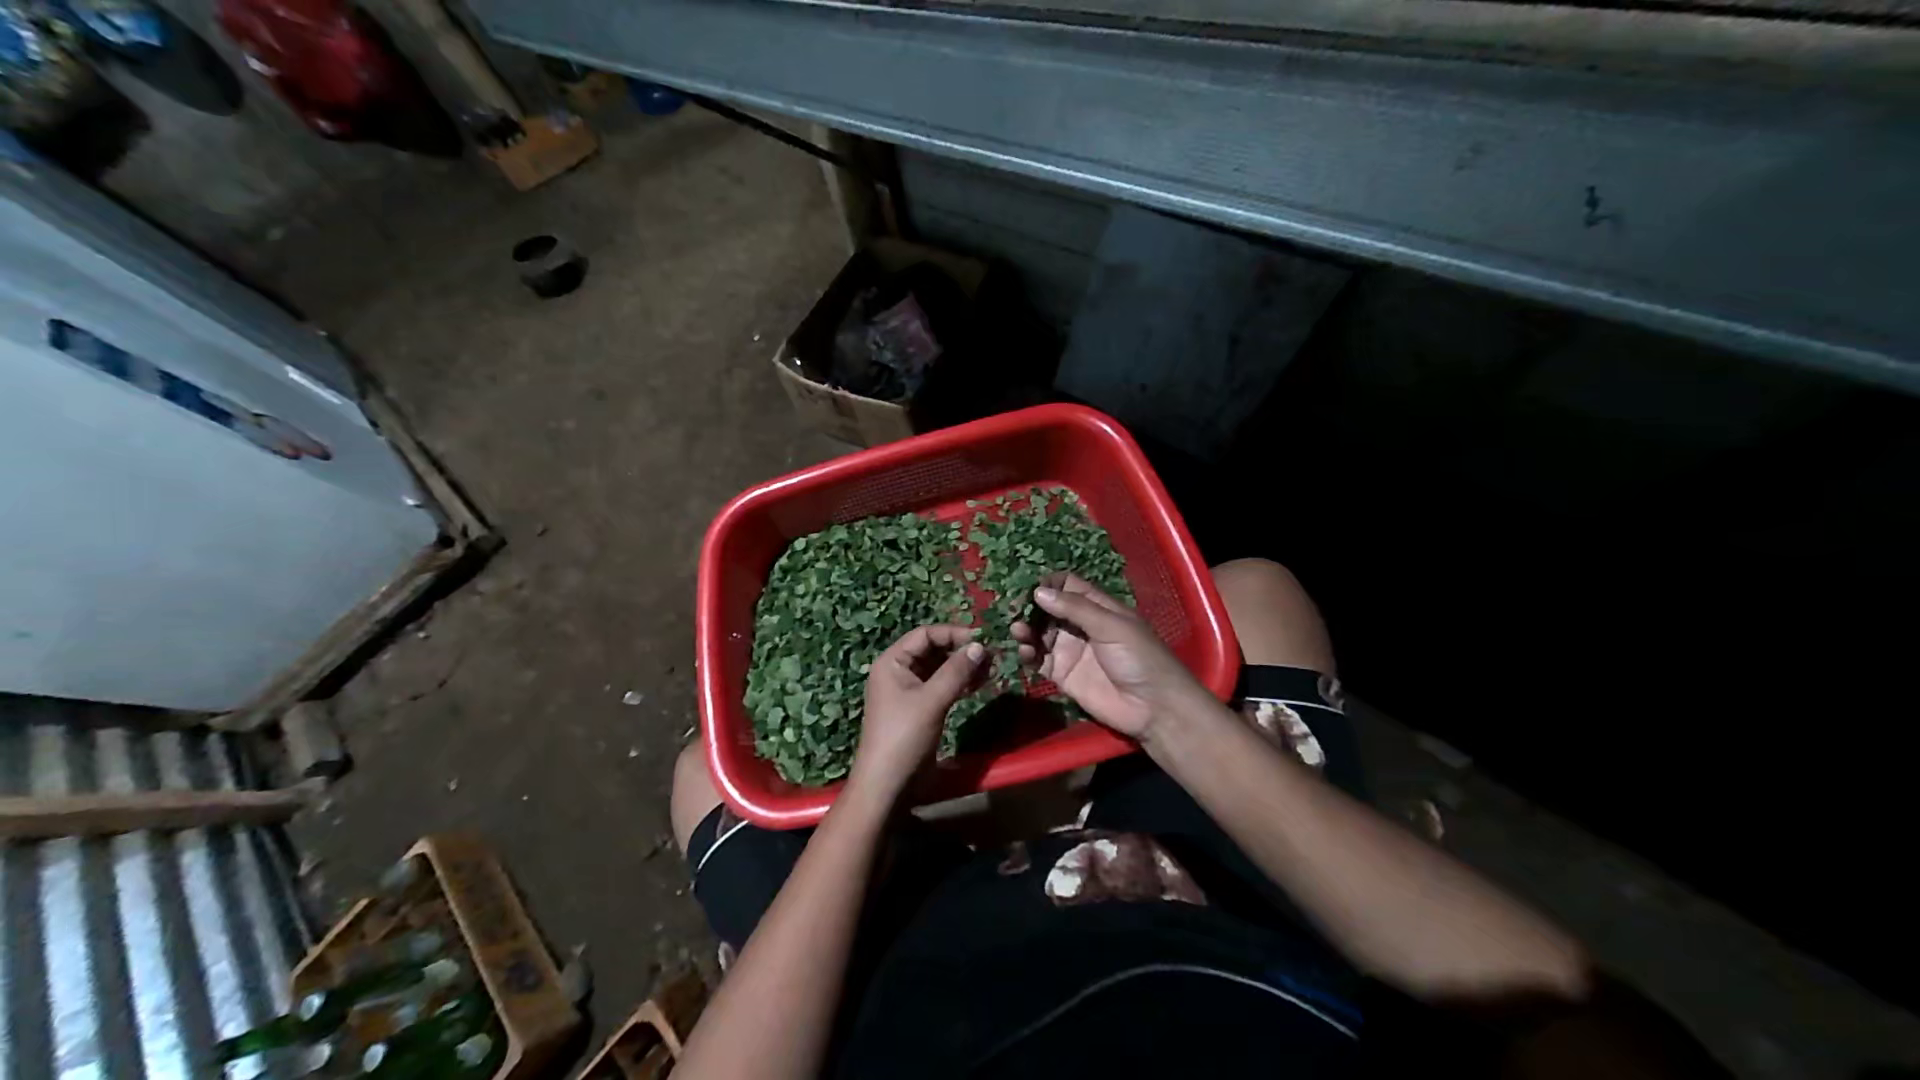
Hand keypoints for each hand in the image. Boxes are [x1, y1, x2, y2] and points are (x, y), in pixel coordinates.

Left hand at [848, 624, 983, 803]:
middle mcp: (898, 671)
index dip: (953, 633)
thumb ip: (956, 671)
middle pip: (933, 649)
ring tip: (990, 671)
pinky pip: (941, 686)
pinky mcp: (919, 708)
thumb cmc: (904, 736)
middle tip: (991, 657)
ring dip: (963, 667)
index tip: (983, 641)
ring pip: (940, 668)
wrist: (887, 784)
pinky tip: (979, 685)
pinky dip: (959, 683)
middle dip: (961, 651)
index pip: (925, 634)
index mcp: (892, 662)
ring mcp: (908, 691)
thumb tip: (981, 646)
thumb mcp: (932, 700)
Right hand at [1013, 574, 1209, 741]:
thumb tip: (1038, 592)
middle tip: (1013, 608)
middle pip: (1048, 609)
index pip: (1067, 586)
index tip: (1028, 586)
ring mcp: (1070, 650)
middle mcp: (1080, 626)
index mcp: (1097, 607)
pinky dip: (1027, 653)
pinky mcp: (1062, 675)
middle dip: (1030, 607)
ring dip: (1026, 629)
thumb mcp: (1111, 626)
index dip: (1048, 583)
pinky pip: (1038, 659)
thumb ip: (1075, 608)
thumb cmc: (1140, 658)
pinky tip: (1025, 651)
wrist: (1153, 708)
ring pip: (1039, 633)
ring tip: (1018, 630)